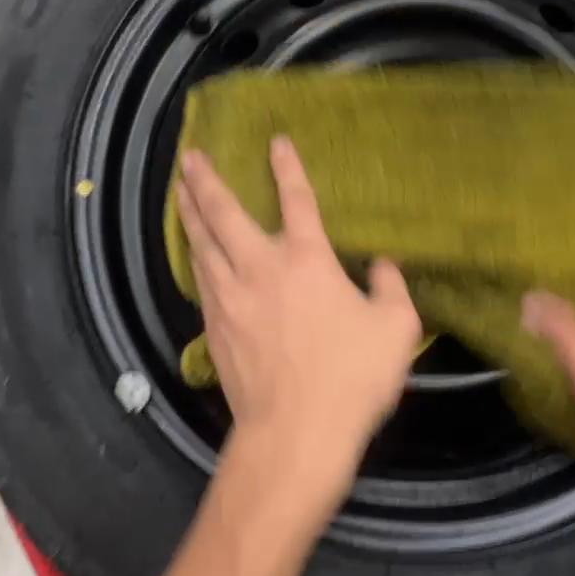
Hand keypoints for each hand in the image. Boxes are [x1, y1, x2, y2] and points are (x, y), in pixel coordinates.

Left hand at [175, 137, 421, 497]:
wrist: (295, 433)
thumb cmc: (351, 378)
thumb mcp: (396, 328)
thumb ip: (389, 288)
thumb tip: (382, 264)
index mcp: (307, 260)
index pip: (297, 200)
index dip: (287, 168)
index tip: (275, 142)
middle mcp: (261, 268)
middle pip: (224, 214)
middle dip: (206, 181)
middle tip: (190, 156)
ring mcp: (231, 299)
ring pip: (202, 244)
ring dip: (190, 213)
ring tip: (179, 191)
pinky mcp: (215, 329)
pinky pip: (200, 281)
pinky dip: (194, 258)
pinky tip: (192, 255)